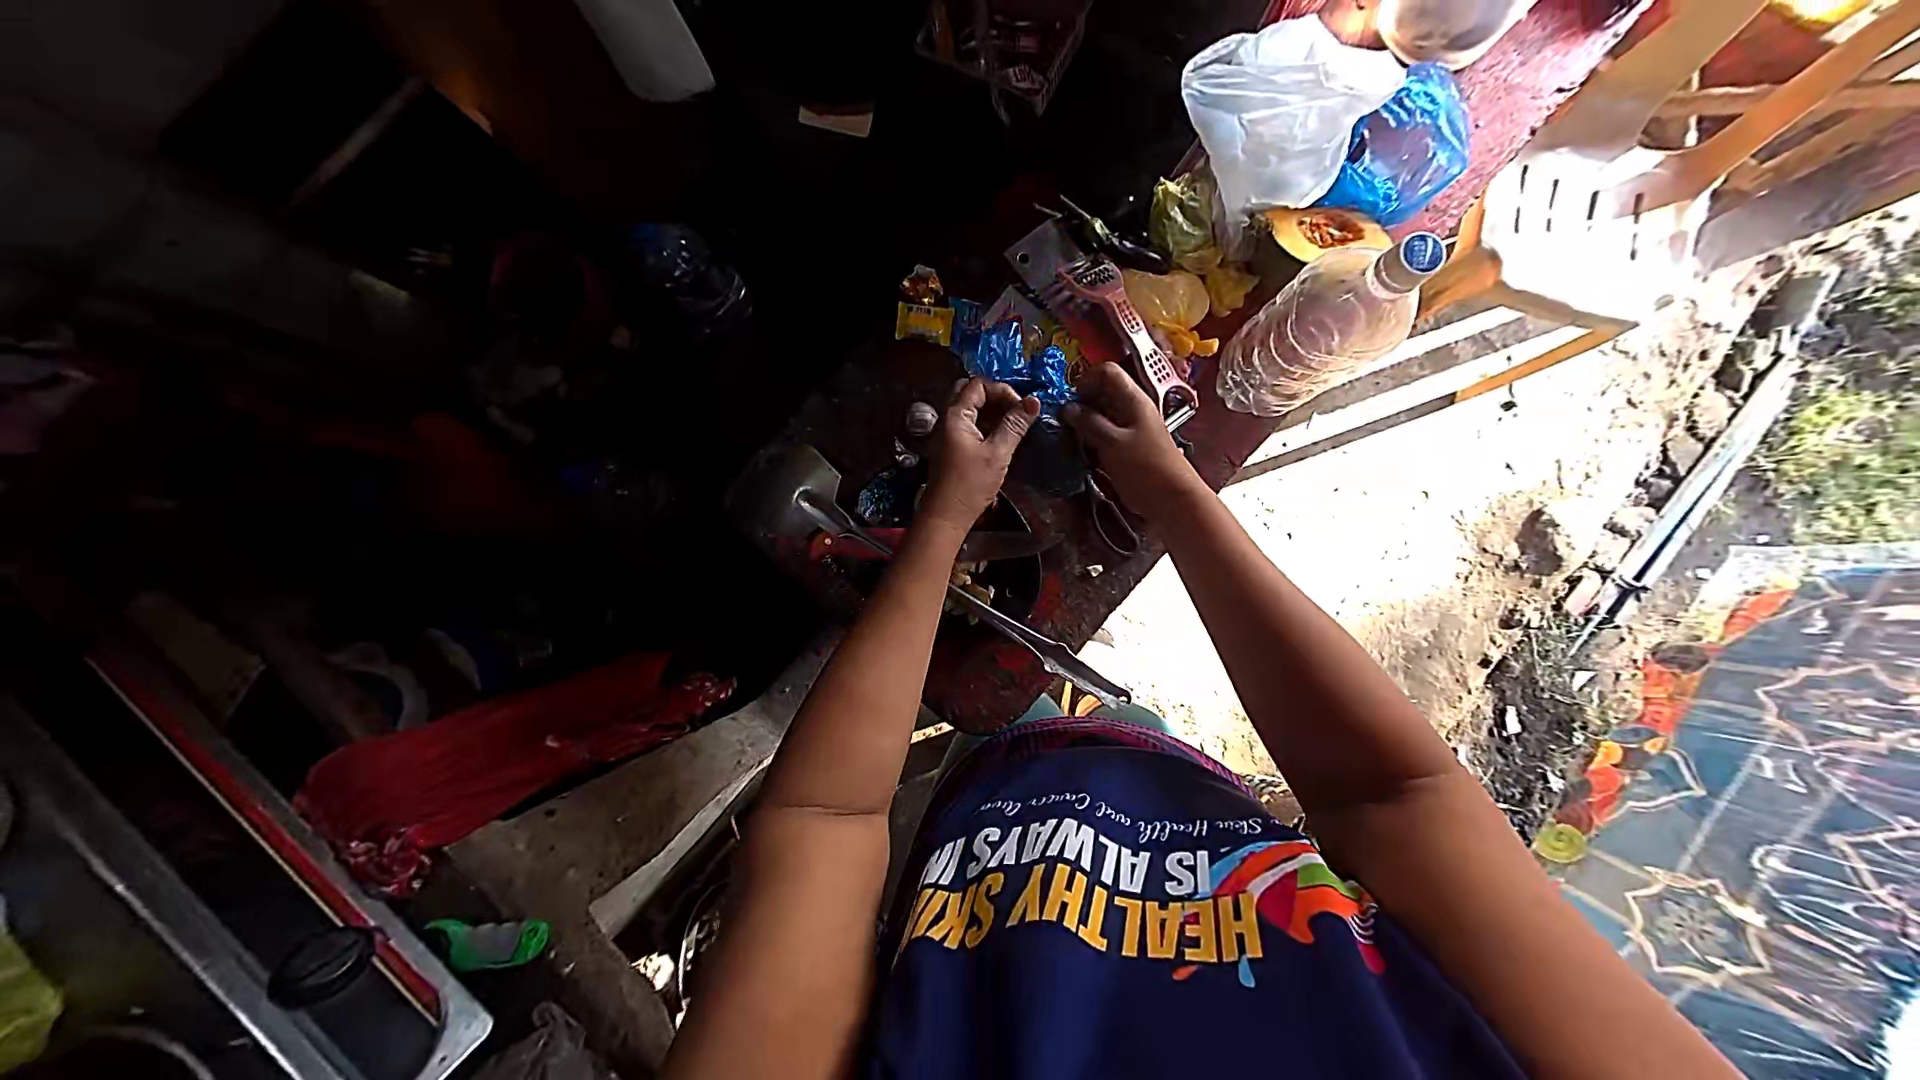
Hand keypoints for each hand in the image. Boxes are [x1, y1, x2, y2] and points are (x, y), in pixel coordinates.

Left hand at [921, 377, 1039, 529]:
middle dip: (995, 398)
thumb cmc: (970, 485)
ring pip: (969, 409)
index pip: (978, 385)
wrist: (946, 516)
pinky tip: (1001, 438)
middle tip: (1015, 413)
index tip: (1020, 409)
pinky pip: (967, 425)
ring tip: (1012, 426)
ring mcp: (946, 433)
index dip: (1002, 391)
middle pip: (970, 392)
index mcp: (955, 415)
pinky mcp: (950, 446)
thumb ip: (1015, 425)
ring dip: (991, 411)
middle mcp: (947, 419)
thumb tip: (1034, 402)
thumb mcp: (997, 454)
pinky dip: (985, 424)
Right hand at [1065, 363, 1202, 515]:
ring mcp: (1131, 430)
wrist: (1174, 501)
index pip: (1107, 372)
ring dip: (1085, 424)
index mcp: (1133, 400)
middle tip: (1065, 422)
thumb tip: (1069, 408)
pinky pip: (1105, 436)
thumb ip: (1089, 423)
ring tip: (1071, 439)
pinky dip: (1092, 440)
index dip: (1086, 380)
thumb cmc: (1146, 468)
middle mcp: (1133, 410)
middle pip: (1103, 393)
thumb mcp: (1112, 443)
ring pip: (1102, 416)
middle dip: (1081, 404)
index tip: (1069, 400)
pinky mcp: (1128, 448)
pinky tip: (1084, 453)